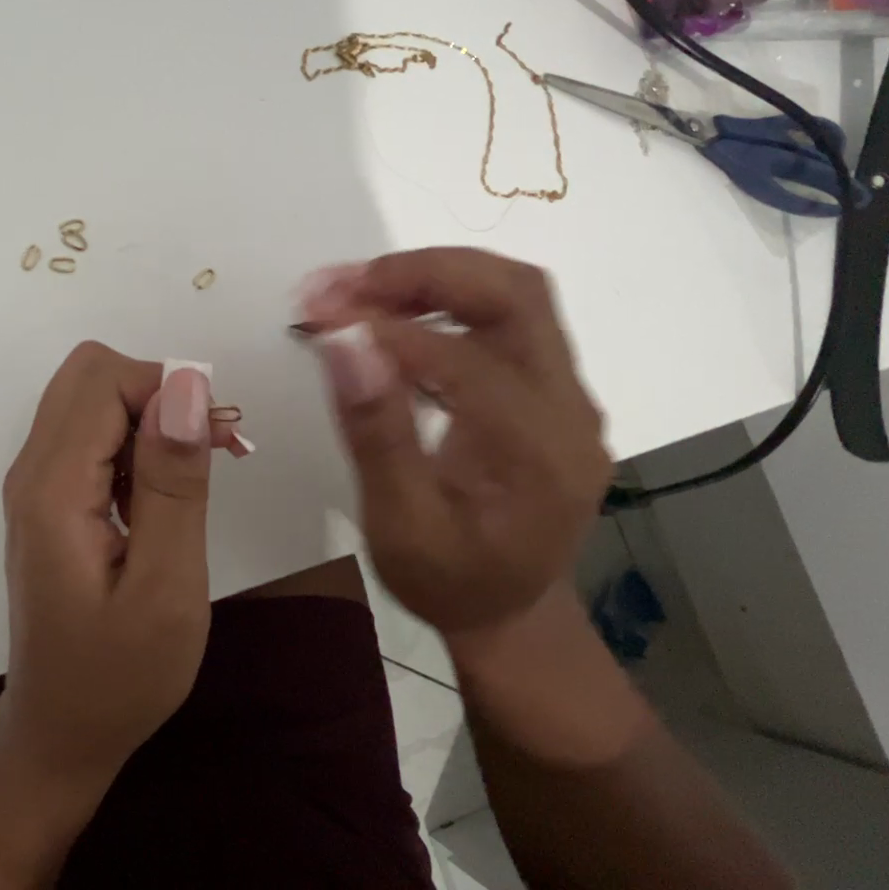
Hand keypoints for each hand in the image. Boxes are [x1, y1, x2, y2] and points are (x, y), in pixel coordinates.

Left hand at [0, 341, 217, 780]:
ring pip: (91, 401)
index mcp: (52, 489)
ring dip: (152, 419)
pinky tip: (167, 498)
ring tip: (201, 475)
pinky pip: (91, 437)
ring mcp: (35, 484)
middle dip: (159, 394)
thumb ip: (173, 484)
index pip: (103, 381)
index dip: (167, 390)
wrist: (62, 731)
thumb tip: (187, 386)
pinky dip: (136, 445)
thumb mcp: (166, 588)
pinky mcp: (49, 500)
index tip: (218, 440)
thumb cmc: (120, 676)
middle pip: (89, 376)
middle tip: (211, 449)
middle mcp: (31, 470)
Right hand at [300, 248, 612, 634]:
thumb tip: (343, 344)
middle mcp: (570, 409)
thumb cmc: (450, 583)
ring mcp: (567, 396)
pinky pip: (504, 323)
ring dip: (434, 280)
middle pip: (515, 295)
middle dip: (424, 273)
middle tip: (343, 282)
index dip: (387, 328)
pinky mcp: (550, 392)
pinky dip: (444, 305)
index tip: (317, 315)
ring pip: (514, 297)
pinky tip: (391, 321)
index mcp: (538, 451)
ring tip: (357, 292)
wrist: (513, 616)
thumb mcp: (400, 526)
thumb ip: (377, 435)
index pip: (465, 357)